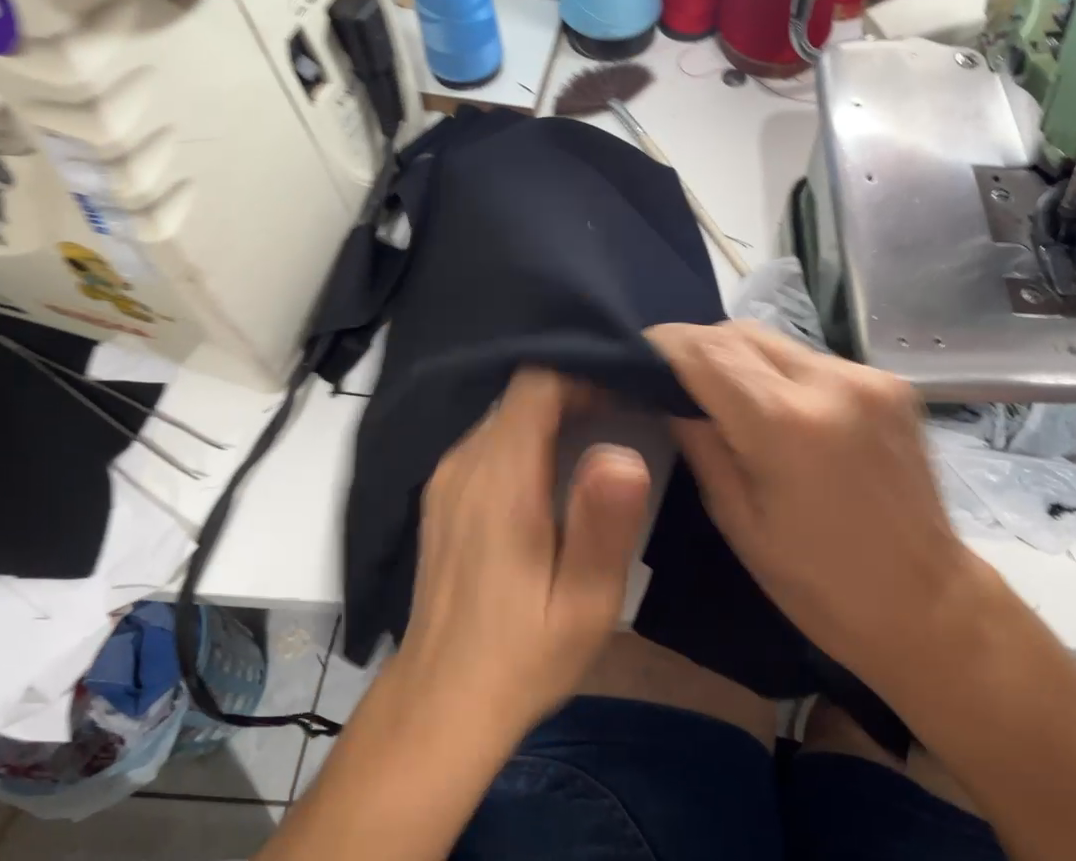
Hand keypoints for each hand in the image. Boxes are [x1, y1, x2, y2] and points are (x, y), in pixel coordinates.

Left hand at [396, 369, 651, 730]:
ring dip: (556, 413)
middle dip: (579, 389)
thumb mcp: (584, 602)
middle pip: (522, 394)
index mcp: (500, 481)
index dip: (587, 372)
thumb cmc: (523, 655)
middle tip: (633, 409)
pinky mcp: (443, 498)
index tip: (631, 389)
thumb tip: (624, 454)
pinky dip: (532, 437)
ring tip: (607, 432)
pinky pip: (492, 441)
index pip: (538, 384)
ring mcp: (447, 480)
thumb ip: (603, 525)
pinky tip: (562, 468)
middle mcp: (464, 465)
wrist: (443, 703)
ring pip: (506, 415)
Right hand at [646, 322, 986, 694]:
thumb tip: (668, 396)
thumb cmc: (818, 584)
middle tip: (673, 378)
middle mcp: (832, 382)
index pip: (706, 350)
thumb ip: (700, 443)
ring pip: (780, 342)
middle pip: (742, 332)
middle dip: (700, 348)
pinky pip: (817, 361)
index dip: (663, 345)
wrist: (924, 603)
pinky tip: (782, 413)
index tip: (635, 355)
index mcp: (786, 424)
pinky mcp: (893, 384)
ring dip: (744, 360)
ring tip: (726, 398)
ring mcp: (869, 378)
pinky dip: (785, 376)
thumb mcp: (738, 520)